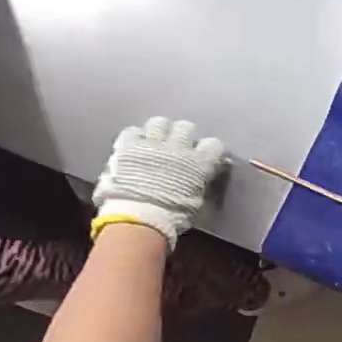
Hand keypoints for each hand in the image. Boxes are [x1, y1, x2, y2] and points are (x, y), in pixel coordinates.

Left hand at [91, 118, 226, 247]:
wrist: (138, 218)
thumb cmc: (172, 217)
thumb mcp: (196, 202)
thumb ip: (199, 183)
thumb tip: (202, 177)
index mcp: (198, 163)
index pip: (213, 145)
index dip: (211, 151)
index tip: (208, 157)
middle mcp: (177, 147)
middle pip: (186, 128)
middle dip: (184, 136)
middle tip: (180, 148)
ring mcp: (151, 144)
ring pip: (159, 123)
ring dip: (160, 132)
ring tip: (156, 143)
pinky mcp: (128, 146)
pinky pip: (133, 132)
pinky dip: (135, 138)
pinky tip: (135, 148)